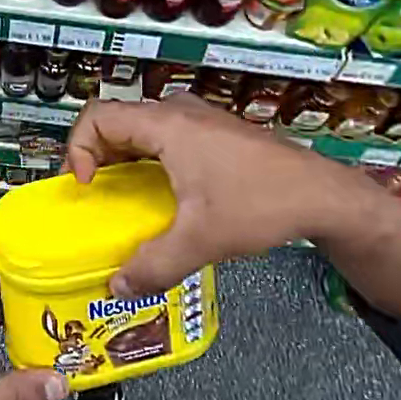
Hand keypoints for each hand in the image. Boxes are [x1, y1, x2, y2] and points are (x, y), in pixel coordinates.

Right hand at [65, 94, 363, 296]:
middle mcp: (181, 111)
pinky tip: (165, 194)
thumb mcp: (201, 240)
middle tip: (96, 195)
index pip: (98, 115)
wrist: (323, 194)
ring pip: (144, 128)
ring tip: (125, 197)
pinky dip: (152, 158)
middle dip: (98, 156)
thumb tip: (118, 287)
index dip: (77, 147)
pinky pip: (168, 136)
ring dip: (125, 158)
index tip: (85, 186)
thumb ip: (153, 266)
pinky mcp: (219, 132)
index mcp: (167, 124)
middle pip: (118, 121)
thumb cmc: (260, 204)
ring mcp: (203, 118)